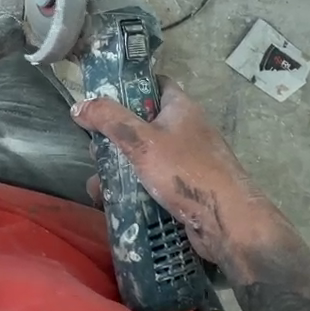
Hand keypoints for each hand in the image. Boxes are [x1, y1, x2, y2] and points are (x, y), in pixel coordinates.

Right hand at [72, 75, 288, 268]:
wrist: (230, 228)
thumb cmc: (187, 173)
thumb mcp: (140, 141)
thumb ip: (108, 119)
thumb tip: (78, 106)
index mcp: (181, 108)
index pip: (154, 83)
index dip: (128, 85)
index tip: (102, 97)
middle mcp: (187, 130)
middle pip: (142, 122)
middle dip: (114, 137)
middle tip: (97, 149)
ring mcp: (189, 161)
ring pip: (144, 155)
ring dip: (119, 168)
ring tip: (97, 184)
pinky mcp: (187, 189)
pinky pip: (152, 181)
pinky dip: (132, 188)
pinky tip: (112, 202)